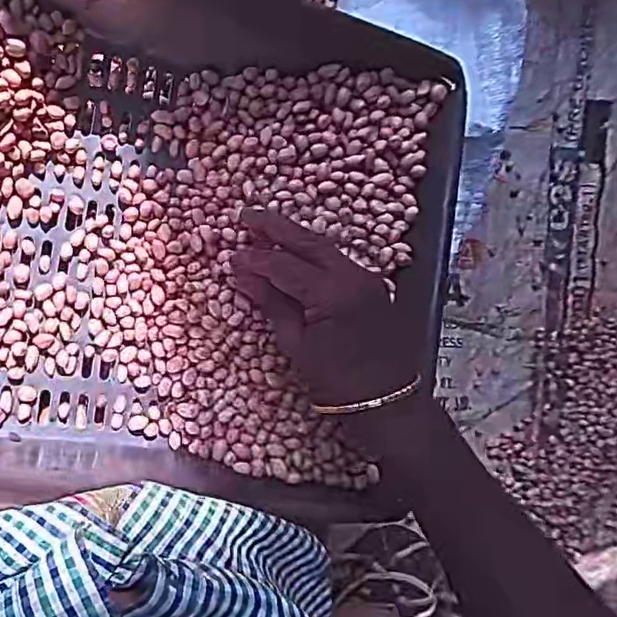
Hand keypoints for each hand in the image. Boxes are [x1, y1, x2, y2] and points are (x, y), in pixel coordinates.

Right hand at [228, 208, 421, 413]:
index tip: (232, 256)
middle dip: (276, 226)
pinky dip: (310, 253)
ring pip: (324, 247)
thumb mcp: (295, 343)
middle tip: (246, 215)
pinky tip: (292, 252)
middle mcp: (354, 277)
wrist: (385, 401)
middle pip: (308, 242)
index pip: (285, 265)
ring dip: (294, 237)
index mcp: (333, 294)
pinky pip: (335, 260)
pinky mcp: (371, 285)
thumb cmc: (335, 381)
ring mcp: (366, 278)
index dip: (256, 259)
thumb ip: (271, 302)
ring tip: (264, 227)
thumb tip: (244, 274)